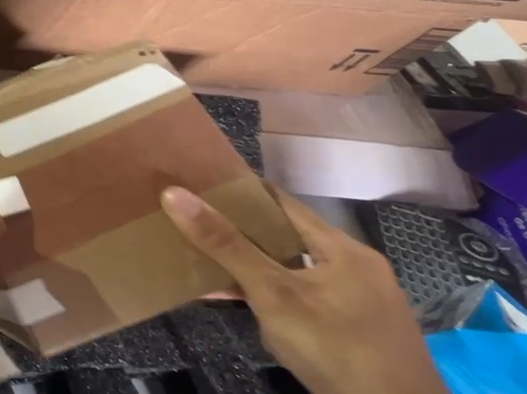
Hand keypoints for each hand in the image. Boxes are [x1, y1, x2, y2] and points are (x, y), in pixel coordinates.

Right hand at [161, 187, 447, 393]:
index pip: (279, 200)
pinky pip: (303, 293)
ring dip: (250, 264)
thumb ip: (226, 245)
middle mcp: (355, 266)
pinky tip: (239, 299)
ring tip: (202, 258)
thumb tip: (173, 192)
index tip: (191, 184)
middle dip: (235, 229)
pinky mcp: (356, 327)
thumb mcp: (274, 295)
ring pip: (291, 266)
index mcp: (344, 249)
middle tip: (188, 220)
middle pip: (284, 234)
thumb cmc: (338, 349)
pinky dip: (271, 290)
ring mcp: (359, 299)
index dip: (234, 189)